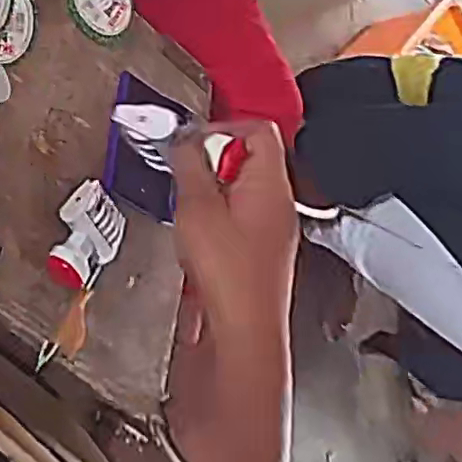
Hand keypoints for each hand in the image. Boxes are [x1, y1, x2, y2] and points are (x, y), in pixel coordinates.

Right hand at [164, 121, 299, 461]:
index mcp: (271, 186)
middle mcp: (277, 204)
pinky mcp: (256, 249)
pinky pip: (235, 211)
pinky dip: (212, 210)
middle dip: (211, 158)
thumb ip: (189, 164)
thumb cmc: (228, 275)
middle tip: (187, 173)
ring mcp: (269, 228)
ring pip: (238, 184)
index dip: (224, 125)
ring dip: (209, 186)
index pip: (260, 129)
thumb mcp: (197, 205)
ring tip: (189, 205)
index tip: (195, 139)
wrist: (241, 336)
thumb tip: (184, 139)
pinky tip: (194, 230)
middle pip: (248, 155)